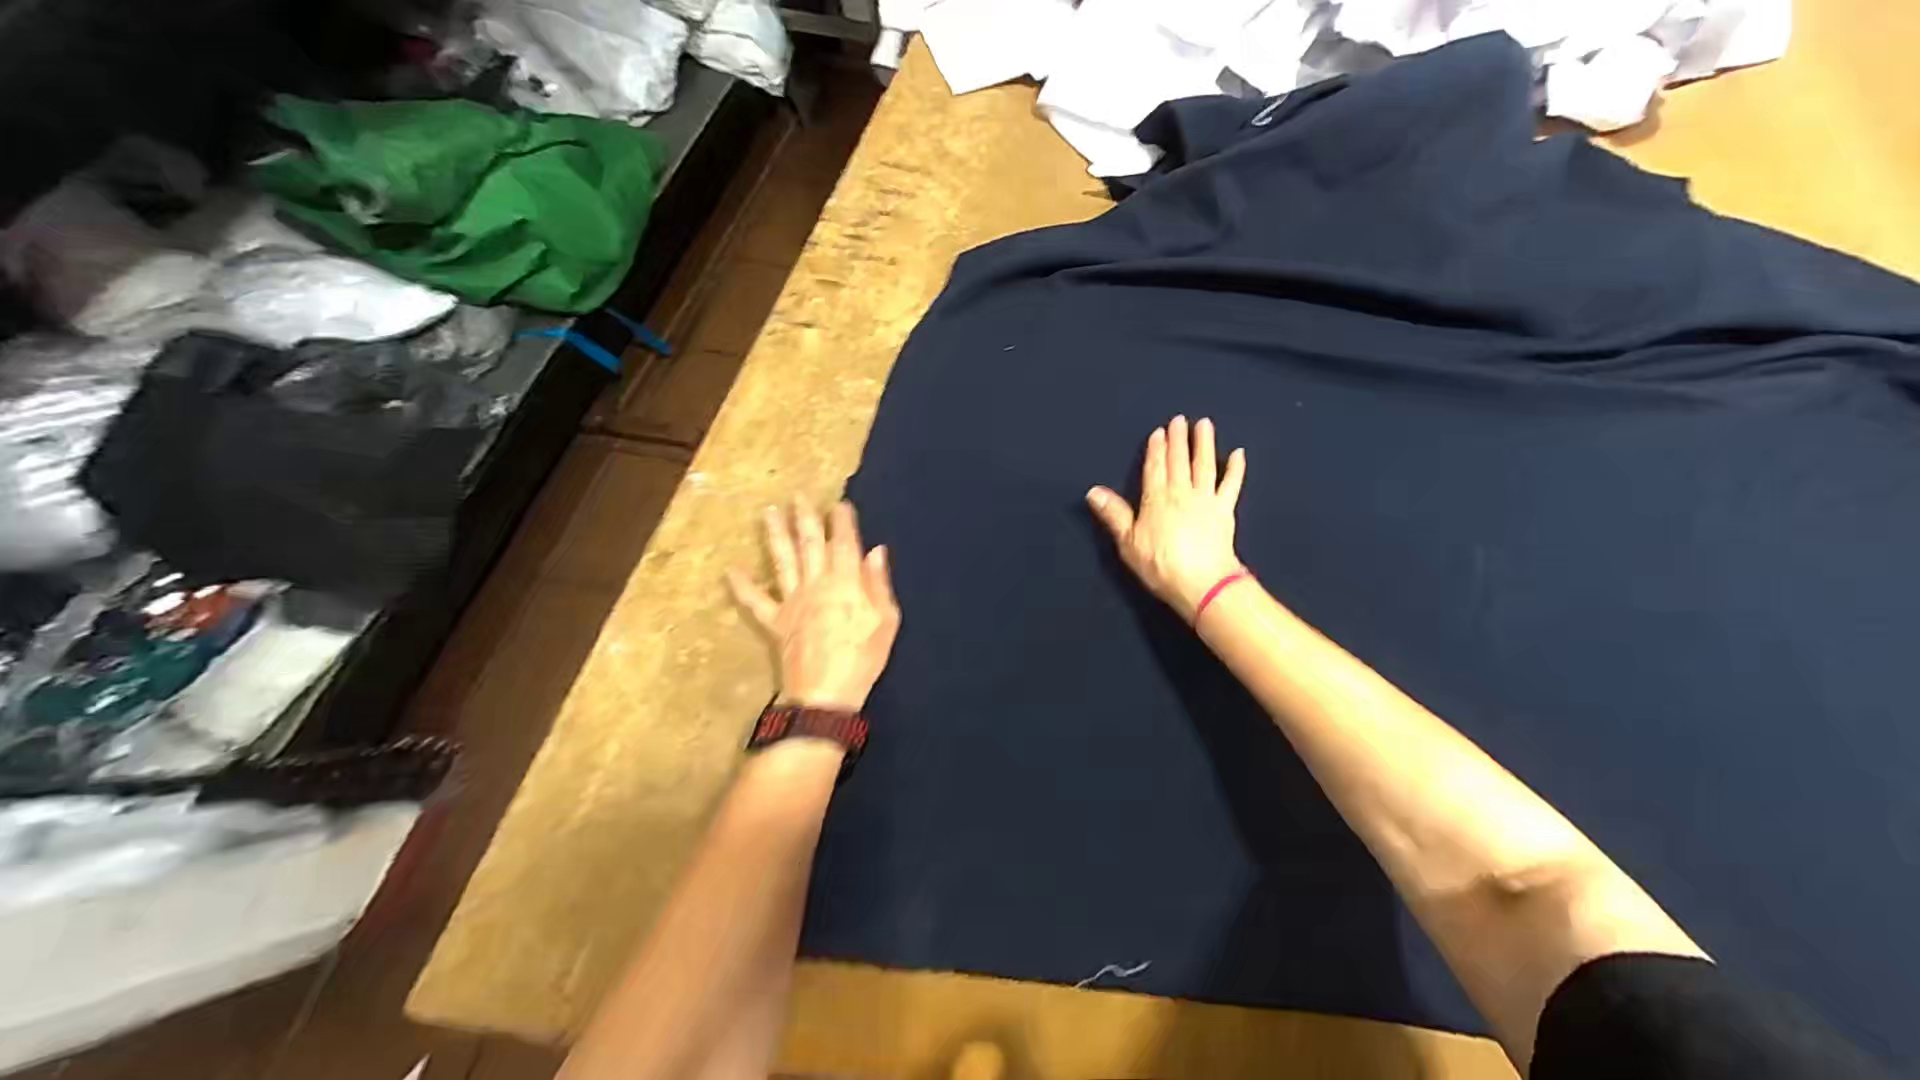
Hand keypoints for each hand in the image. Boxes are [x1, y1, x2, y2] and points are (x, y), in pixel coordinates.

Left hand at [729, 499, 901, 709]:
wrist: (825, 695)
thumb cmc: (862, 659)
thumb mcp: (886, 621)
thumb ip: (878, 584)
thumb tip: (875, 550)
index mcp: (846, 582)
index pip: (844, 542)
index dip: (842, 521)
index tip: (839, 503)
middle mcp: (816, 583)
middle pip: (810, 543)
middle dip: (805, 517)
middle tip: (798, 496)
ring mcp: (792, 601)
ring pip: (782, 560)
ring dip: (775, 534)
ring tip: (769, 512)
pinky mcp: (775, 622)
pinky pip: (755, 601)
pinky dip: (742, 586)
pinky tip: (732, 570)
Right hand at [1086, 415, 1246, 620]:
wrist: (1202, 583)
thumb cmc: (1160, 565)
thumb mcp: (1128, 542)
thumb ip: (1114, 514)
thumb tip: (1093, 491)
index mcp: (1156, 499)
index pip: (1154, 468)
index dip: (1156, 449)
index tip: (1159, 432)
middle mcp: (1181, 493)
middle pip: (1179, 461)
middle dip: (1179, 440)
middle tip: (1180, 420)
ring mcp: (1206, 500)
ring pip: (1204, 466)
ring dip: (1204, 444)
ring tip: (1204, 424)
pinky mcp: (1225, 511)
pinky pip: (1231, 485)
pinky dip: (1235, 468)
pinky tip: (1238, 453)